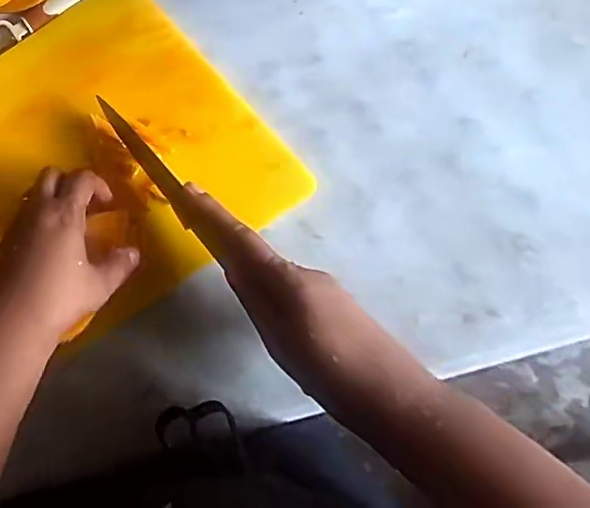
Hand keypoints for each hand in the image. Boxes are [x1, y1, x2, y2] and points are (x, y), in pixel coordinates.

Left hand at [0, 169, 140, 337]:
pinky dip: (38, 213)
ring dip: (52, 195)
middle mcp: (40, 208)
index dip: (98, 183)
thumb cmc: (59, 297)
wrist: (13, 315)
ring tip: (66, 221)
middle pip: (52, 174)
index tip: (108, 203)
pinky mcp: (7, 234)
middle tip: (85, 205)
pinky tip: (47, 239)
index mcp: (64, 213)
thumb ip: (118, 265)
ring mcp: (20, 219)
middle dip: (70, 181)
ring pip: (35, 190)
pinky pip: (24, 209)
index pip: (81, 178)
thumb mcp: (98, 285)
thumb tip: (133, 252)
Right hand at [184, 184, 411, 396]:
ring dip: (254, 274)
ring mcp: (325, 288)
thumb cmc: (332, 373)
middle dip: (228, 241)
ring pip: (277, 275)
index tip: (188, 188)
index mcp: (286, 279)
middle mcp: (305, 274)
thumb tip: (233, 268)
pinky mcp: (338, 306)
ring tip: (241, 298)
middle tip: (202, 236)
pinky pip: (293, 288)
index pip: (240, 239)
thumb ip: (254, 301)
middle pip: (257, 252)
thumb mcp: (279, 341)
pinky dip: (275, 291)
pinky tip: (281, 322)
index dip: (212, 214)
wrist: (401, 401)